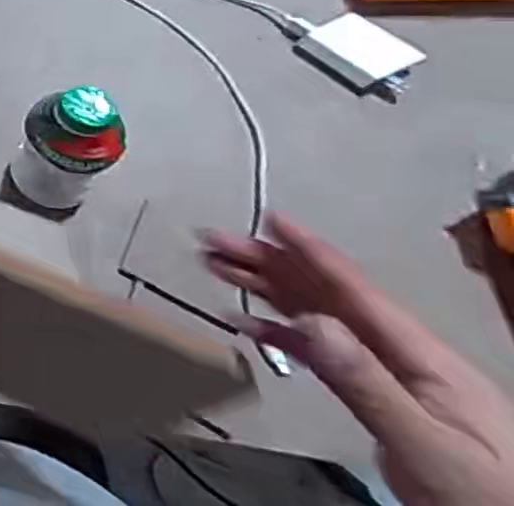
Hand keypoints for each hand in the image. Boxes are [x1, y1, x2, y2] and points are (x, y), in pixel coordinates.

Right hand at [203, 213, 513, 505]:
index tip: (270, 217)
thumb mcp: (427, 446)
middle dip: (269, 262)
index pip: (358, 292)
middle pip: (327, 295)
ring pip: (317, 314)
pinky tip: (242, 322)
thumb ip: (368, 383)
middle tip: (213, 240)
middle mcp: (405, 355)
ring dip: (265, 286)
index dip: (312, 252)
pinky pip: (317, 348)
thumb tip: (310, 321)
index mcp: (426, 358)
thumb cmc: (482, 496)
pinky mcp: (374, 393)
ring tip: (215, 265)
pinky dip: (277, 329)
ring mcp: (392, 374)